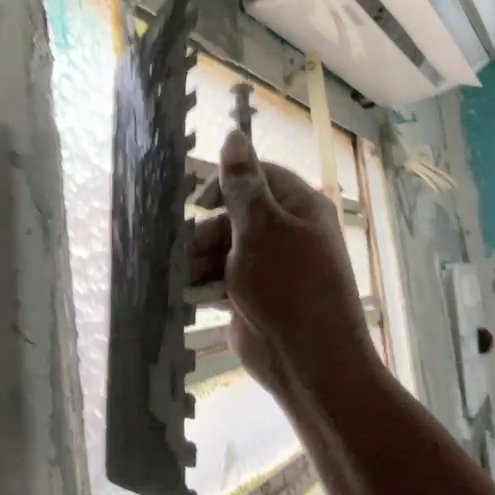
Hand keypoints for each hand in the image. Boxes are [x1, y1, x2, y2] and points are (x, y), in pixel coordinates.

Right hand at [192, 130, 376, 398]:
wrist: (306, 359)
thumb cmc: (287, 286)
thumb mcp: (261, 228)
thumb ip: (242, 184)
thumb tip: (234, 134)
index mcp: (298, 208)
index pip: (257, 176)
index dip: (225, 182)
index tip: (196, 200)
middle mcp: (285, 233)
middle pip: (233, 214)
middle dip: (206, 231)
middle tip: (188, 248)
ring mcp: (268, 267)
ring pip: (221, 248)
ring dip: (200, 260)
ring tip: (191, 278)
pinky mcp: (251, 297)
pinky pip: (219, 279)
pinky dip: (203, 284)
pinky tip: (192, 294)